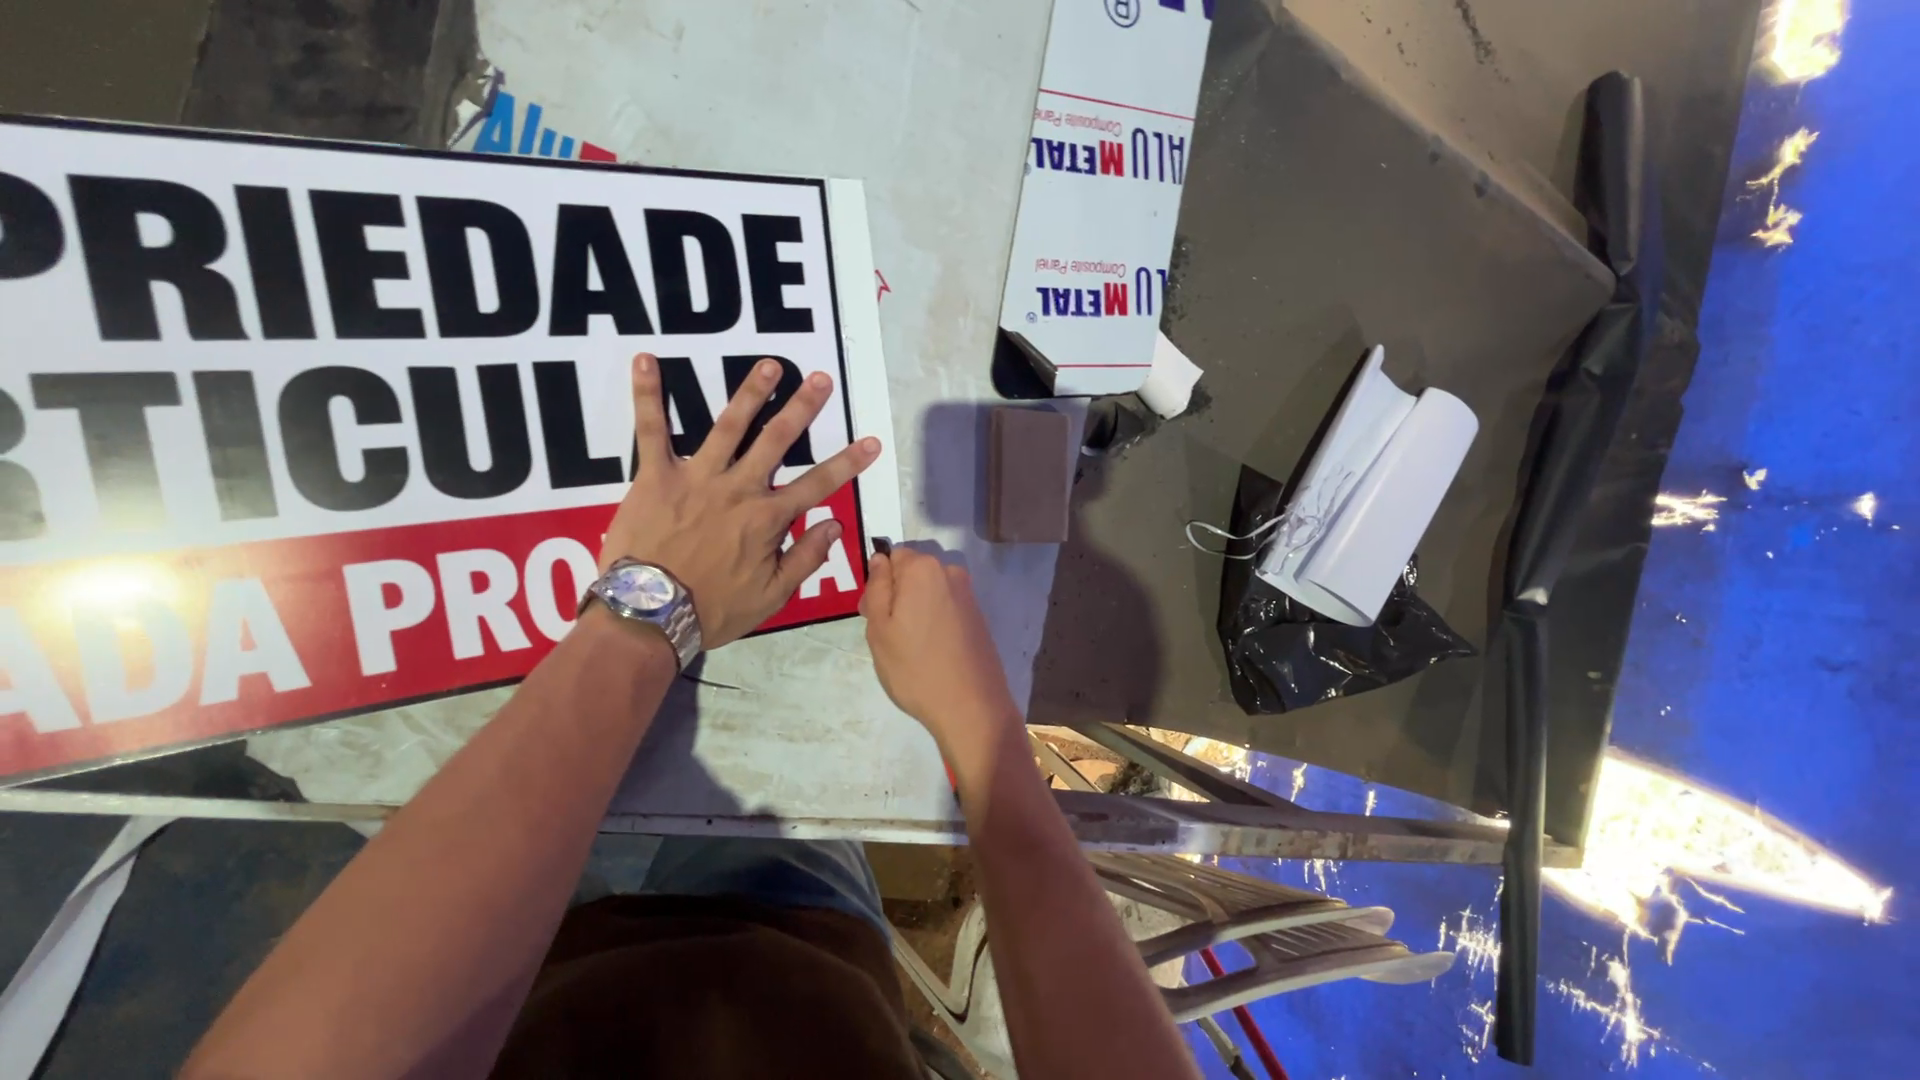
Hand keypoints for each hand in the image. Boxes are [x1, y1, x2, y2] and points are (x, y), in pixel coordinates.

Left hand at [600, 353, 881, 647]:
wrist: (649, 615)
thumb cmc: (713, 609)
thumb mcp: (772, 596)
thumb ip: (806, 558)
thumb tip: (835, 525)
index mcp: (767, 519)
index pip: (818, 485)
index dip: (848, 463)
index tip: (871, 442)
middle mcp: (738, 489)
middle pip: (777, 441)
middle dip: (802, 407)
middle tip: (820, 378)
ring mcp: (697, 478)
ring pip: (728, 426)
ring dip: (750, 393)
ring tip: (769, 365)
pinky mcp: (656, 476)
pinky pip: (650, 430)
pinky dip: (647, 395)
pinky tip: (646, 361)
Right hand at [860, 548, 1020, 756]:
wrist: (971, 707)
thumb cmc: (915, 668)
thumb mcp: (879, 628)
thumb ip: (877, 587)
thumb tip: (880, 560)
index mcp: (924, 569)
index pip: (891, 557)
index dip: (878, 584)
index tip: (874, 615)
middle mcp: (951, 573)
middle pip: (912, 573)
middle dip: (897, 596)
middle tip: (889, 637)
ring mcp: (968, 596)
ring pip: (929, 593)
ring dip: (915, 611)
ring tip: (910, 649)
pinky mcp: (979, 618)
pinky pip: (946, 609)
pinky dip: (934, 623)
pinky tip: (931, 652)